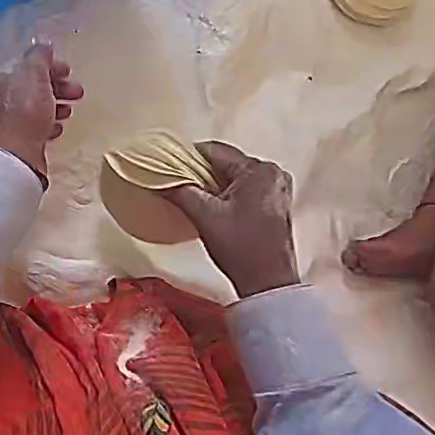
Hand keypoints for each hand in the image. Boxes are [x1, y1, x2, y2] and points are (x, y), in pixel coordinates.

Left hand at [0, 43, 83, 183]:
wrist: (16, 154)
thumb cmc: (23, 110)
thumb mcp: (34, 73)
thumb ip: (40, 56)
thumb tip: (44, 46)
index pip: (25, 65)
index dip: (48, 65)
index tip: (67, 70)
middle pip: (31, 86)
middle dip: (57, 87)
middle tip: (77, 91)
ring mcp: (3, 120)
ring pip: (33, 107)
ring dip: (55, 106)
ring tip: (70, 111)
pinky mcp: (14, 140)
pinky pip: (33, 127)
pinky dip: (47, 124)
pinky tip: (57, 127)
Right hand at [165, 142, 300, 298]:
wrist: (268, 284)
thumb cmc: (240, 248)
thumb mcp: (204, 216)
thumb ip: (180, 190)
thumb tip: (158, 178)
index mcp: (258, 170)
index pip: (214, 151)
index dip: (187, 158)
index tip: (167, 168)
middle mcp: (272, 173)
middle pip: (225, 162)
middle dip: (200, 173)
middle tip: (177, 185)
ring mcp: (276, 188)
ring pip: (233, 175)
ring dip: (212, 184)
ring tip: (193, 198)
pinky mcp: (275, 203)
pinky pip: (243, 187)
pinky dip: (226, 193)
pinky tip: (212, 207)